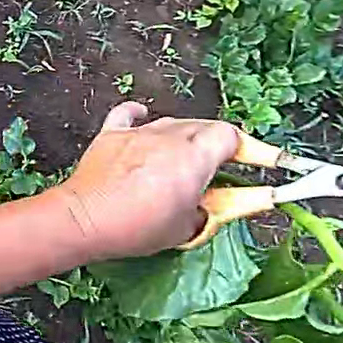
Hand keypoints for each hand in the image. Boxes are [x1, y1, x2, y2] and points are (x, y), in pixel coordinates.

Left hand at [54, 102, 238, 259]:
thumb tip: (229, 203)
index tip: (256, 162)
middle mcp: (171, 135)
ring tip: (183, 158)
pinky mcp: (113, 134)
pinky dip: (139, 116)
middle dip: (217, 144)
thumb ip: (213, 209)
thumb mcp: (186, 228)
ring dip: (184, 137)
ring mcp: (140, 131)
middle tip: (221, 166)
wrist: (86, 220)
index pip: (230, 137)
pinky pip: (129, 115)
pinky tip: (144, 120)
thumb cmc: (138, 228)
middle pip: (205, 126)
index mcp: (195, 156)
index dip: (246, 149)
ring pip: (172, 122)